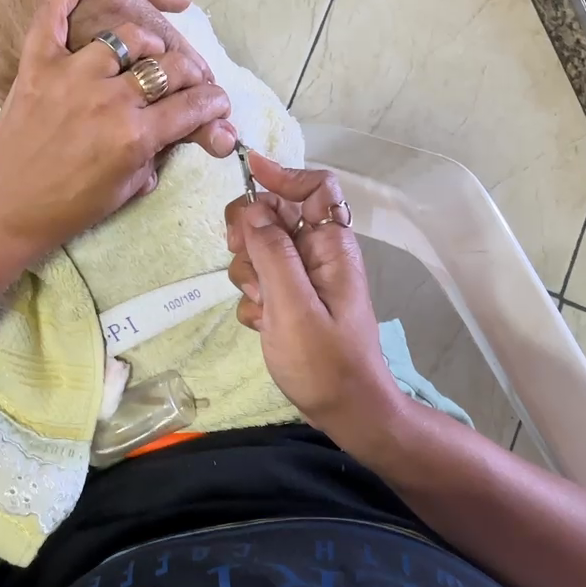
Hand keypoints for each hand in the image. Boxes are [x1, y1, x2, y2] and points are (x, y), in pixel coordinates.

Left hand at [0, 0, 232, 255]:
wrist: (7, 206)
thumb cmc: (70, 206)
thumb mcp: (128, 190)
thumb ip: (158, 153)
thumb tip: (181, 132)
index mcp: (136, 134)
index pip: (193, 105)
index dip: (215, 103)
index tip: (219, 102)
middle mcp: (111, 98)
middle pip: (168, 66)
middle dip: (192, 72)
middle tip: (191, 79)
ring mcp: (73, 75)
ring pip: (126, 37)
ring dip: (147, 41)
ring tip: (150, 48)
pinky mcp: (38, 63)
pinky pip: (53, 13)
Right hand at [225, 152, 406, 440]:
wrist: (346, 414)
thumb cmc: (326, 363)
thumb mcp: (293, 307)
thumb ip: (272, 254)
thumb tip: (253, 210)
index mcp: (331, 245)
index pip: (316, 188)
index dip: (284, 175)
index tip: (247, 172)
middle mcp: (319, 254)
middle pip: (275, 214)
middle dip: (251, 232)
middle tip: (238, 255)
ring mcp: (304, 278)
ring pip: (260, 248)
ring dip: (249, 272)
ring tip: (262, 305)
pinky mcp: (290, 300)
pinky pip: (259, 280)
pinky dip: (253, 298)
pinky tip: (261, 323)